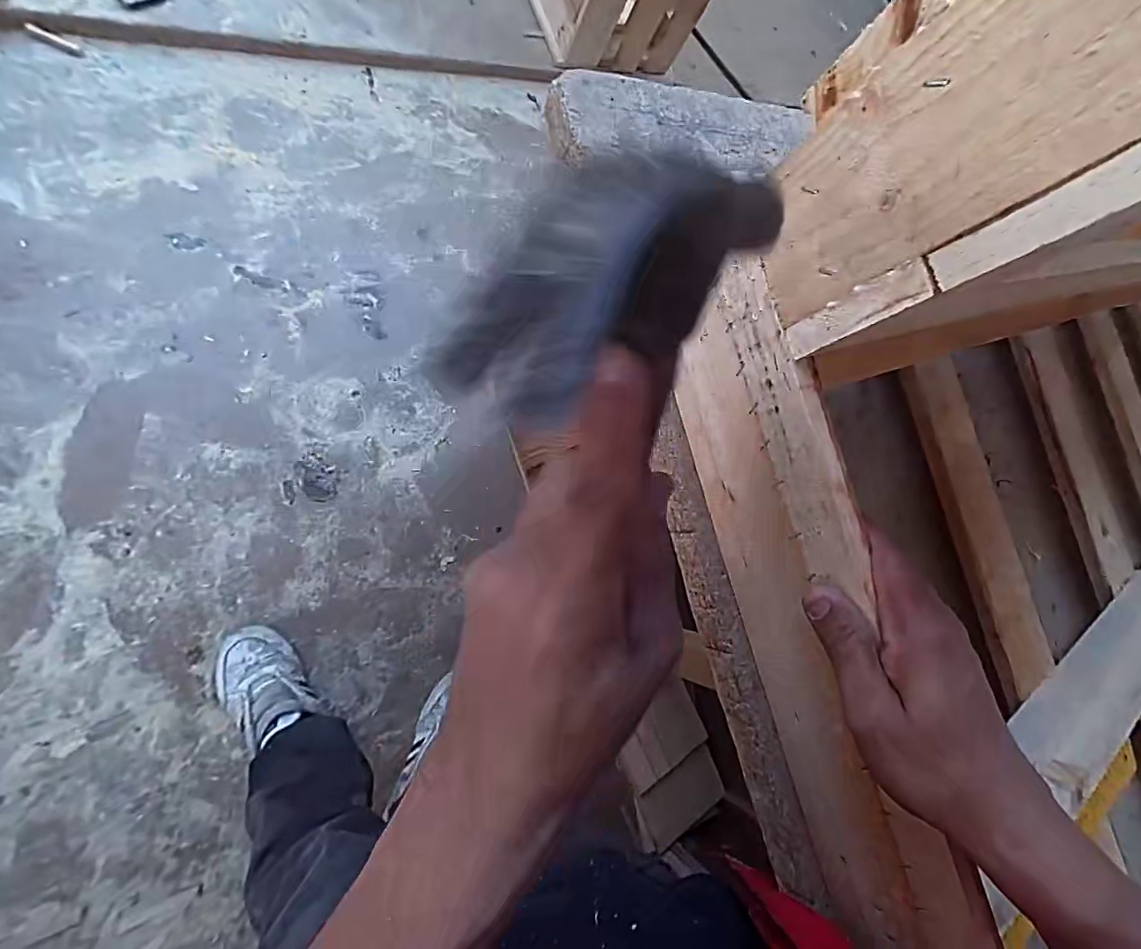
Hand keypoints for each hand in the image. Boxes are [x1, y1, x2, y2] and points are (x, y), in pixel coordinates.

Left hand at [316, 347, 679, 948]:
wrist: (488, 787)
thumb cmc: (588, 730)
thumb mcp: (650, 653)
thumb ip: (648, 564)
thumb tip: (650, 492)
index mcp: (572, 591)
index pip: (597, 485)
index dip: (613, 416)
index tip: (629, 353)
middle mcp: (523, 561)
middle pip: (576, 472)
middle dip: (618, 428)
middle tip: (655, 380)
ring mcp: (494, 563)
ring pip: (560, 491)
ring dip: (603, 472)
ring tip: (643, 472)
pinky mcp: (485, 569)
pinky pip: (544, 517)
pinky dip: (580, 506)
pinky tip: (604, 530)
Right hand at [805, 530, 1140, 948]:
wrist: (997, 803)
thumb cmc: (930, 764)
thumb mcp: (872, 712)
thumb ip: (847, 647)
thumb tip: (819, 589)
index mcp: (917, 625)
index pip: (887, 556)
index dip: (859, 529)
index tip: (826, 509)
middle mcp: (938, 621)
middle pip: (896, 567)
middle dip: (858, 548)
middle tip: (815, 540)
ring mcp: (950, 638)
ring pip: (906, 588)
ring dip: (871, 575)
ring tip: (831, 574)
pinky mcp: (953, 656)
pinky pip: (914, 610)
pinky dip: (885, 600)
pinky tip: (865, 621)